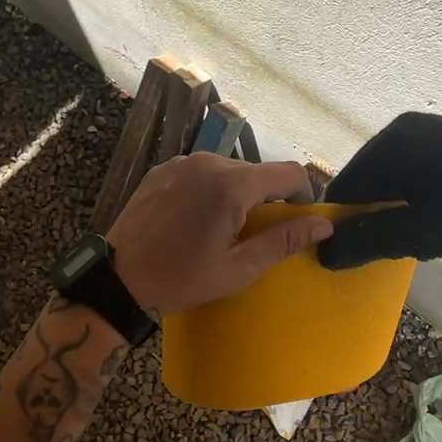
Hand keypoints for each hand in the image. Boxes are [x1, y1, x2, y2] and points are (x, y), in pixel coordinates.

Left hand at [107, 153, 333, 317]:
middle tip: (256, 234)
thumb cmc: (182, 279)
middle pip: (257, 171)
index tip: (299, 219)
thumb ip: (283, 240)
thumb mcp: (238, 268)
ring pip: (229, 170)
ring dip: (237, 193)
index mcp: (232, 185)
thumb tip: (324, 224)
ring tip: (222, 229)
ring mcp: (183, 162)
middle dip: (266, 198)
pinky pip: (201, 171)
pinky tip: (196, 219)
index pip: (289, 172)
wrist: (117, 278)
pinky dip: (210, 189)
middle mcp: (209, 162)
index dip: (303, 194)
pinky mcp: (163, 168)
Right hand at [316, 112, 441, 269]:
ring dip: (395, 206)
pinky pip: (415, 168)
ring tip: (420, 233)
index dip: (344, 223)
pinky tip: (438, 213)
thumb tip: (324, 253)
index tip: (357, 252)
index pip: (345, 187)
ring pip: (392, 175)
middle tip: (394, 246)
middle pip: (368, 179)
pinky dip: (415, 193)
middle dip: (373, 214)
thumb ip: (368, 242)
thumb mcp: (420, 234)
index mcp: (389, 145)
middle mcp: (402, 128)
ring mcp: (429, 129)